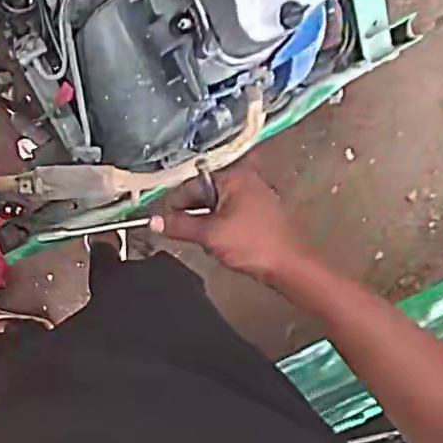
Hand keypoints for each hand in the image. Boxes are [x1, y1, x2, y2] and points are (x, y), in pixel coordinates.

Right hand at [150, 167, 315, 284]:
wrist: (289, 265)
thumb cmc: (252, 244)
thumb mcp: (209, 235)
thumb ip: (179, 226)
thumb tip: (154, 221)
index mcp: (234, 177)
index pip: (191, 185)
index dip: (174, 204)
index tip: (161, 222)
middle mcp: (245, 180)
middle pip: (203, 195)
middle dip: (191, 215)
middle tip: (183, 235)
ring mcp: (254, 197)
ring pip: (215, 207)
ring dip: (205, 224)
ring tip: (206, 242)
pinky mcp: (259, 214)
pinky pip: (229, 215)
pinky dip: (219, 228)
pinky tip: (220, 245)